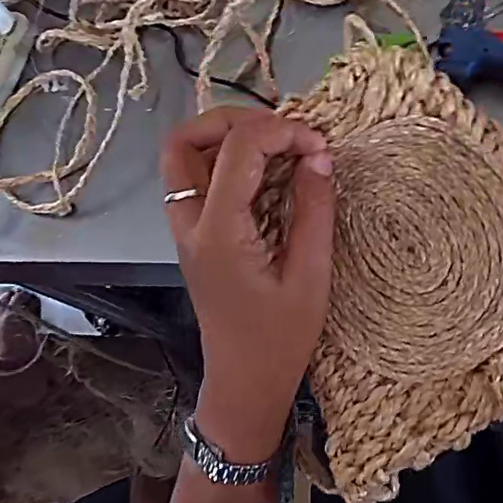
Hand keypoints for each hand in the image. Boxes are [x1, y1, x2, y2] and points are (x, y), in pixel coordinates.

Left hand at [161, 107, 334, 461]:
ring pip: (182, 157)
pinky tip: (265, 173)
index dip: (283, 131)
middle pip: (185, 140)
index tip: (320, 146)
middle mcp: (190, 223)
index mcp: (219, 232)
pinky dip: (226, 160)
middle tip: (284, 133)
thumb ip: (314, 209)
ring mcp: (185, 230)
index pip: (239, 149)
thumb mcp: (311, 275)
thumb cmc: (281, 339)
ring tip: (275, 146)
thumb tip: (320, 156)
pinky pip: (196, 179)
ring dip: (225, 137)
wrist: (244, 382)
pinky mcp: (194, 236)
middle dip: (235, 120)